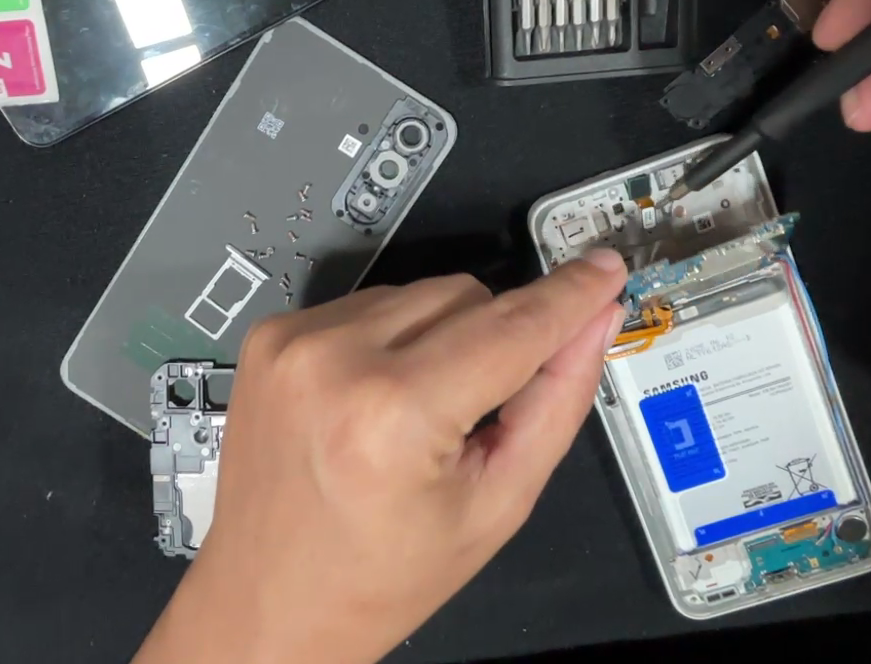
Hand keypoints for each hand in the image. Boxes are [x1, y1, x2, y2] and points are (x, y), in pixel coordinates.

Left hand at [133, 255, 627, 663]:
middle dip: (492, 336)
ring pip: (416, 291)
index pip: (509, 329)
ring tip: (419, 409)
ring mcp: (293, 339)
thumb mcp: (495, 503)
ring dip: (439, 334)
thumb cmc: (383, 575)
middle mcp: (334, 358)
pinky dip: (389, 336)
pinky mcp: (272, 331)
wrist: (267, 603)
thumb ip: (555, 402)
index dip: (567, 296)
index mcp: (393, 415)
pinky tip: (376, 393)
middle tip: (479, 405)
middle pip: (464, 295)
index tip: (604, 268)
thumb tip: (592, 323)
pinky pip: (366, 302)